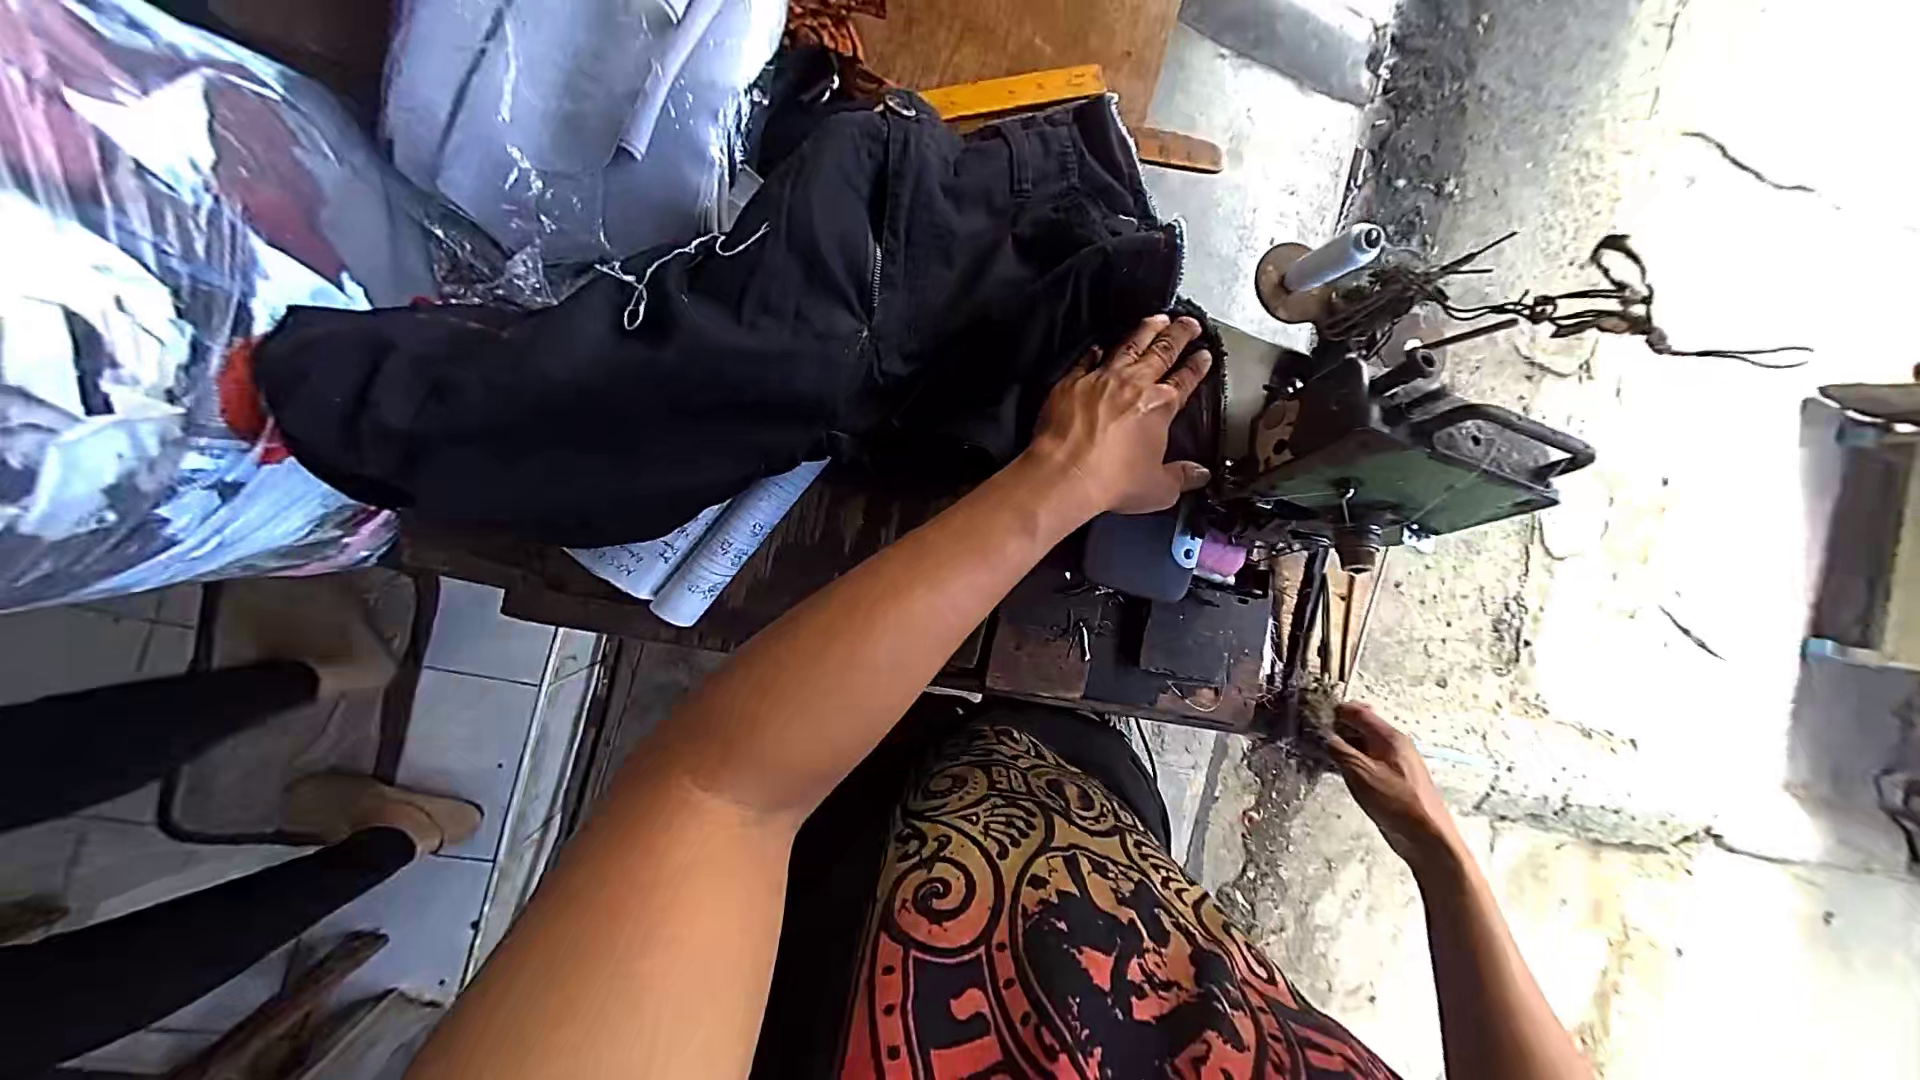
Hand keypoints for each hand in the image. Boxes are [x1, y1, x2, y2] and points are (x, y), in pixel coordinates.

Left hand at [1023, 314, 1214, 515]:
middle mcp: (1132, 385)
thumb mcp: (1157, 488)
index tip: (1204, 355)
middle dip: (1179, 334)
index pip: (1185, 379)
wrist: (1065, 474)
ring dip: (1145, 331)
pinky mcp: (1071, 383)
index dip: (1197, 366)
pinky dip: (1096, 352)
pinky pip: (1087, 360)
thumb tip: (1199, 475)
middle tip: (1189, 323)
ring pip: (1128, 346)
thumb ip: (1181, 477)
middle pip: (1162, 351)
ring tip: (1157, 319)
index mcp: (1159, 406)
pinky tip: (1099, 346)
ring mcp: (1100, 379)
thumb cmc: (1110, 482)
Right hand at [1325, 702, 1465, 875]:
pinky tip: (1339, 770)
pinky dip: (1351, 760)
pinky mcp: (1392, 779)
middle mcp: (1395, 746)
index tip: (1314, 716)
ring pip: (1362, 744)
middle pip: (1360, 726)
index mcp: (1391, 738)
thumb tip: (1322, 734)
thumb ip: (1337, 749)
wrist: (1427, 839)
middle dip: (1336, 728)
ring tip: (1322, 753)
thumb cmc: (1398, 803)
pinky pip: (1367, 760)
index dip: (1334, 711)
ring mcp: (1394, 763)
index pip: (1358, 712)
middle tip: (1315, 735)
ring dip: (1342, 746)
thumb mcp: (1359, 772)